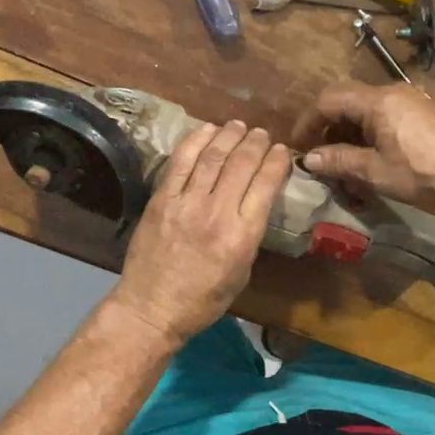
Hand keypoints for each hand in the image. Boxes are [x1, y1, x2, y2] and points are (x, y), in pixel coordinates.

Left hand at [109, 120, 290, 346]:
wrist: (152, 308)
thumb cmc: (204, 299)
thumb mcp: (243, 271)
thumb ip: (250, 233)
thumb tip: (254, 203)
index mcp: (243, 235)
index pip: (265, 184)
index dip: (276, 162)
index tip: (281, 151)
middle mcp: (217, 212)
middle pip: (241, 164)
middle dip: (256, 144)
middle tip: (262, 134)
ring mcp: (186, 203)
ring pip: (213, 157)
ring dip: (229, 136)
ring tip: (239, 126)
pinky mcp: (162, 199)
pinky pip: (181, 162)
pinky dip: (196, 141)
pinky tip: (207, 130)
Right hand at [292, 83, 434, 207]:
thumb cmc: (423, 175)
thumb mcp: (376, 171)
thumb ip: (340, 161)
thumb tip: (309, 159)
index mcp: (378, 100)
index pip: (329, 99)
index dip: (308, 121)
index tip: (297, 146)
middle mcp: (393, 93)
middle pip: (348, 102)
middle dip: (329, 130)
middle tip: (320, 158)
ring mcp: (412, 102)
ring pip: (368, 112)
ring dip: (350, 136)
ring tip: (344, 167)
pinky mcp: (425, 116)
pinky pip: (387, 119)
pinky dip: (371, 137)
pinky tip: (371, 163)